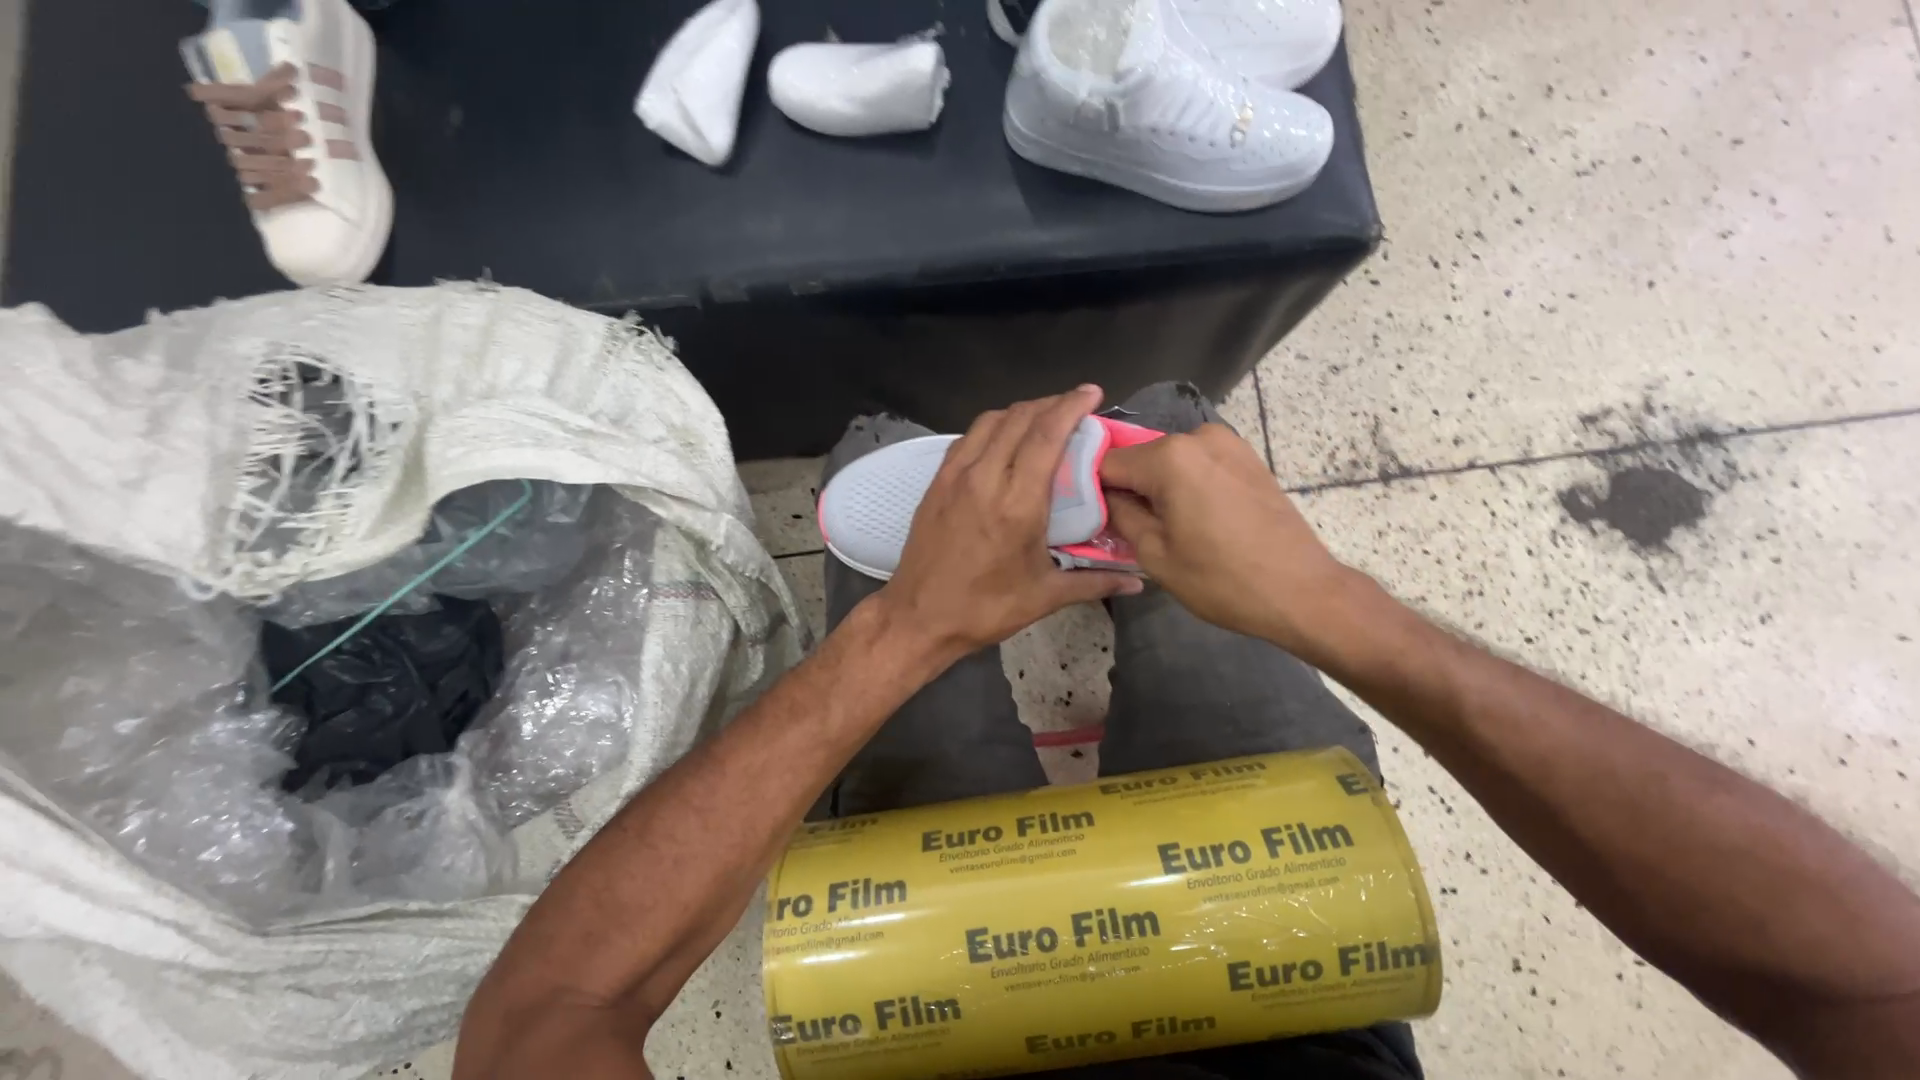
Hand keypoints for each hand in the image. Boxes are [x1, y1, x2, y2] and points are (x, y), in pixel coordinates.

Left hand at [874, 386, 1144, 659]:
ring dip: (1021, 411)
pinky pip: (968, 438)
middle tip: (1075, 405)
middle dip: (1051, 403)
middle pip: (1020, 418)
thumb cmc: (985, 609)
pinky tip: (1005, 438)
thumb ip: (1094, 582)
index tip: (1092, 394)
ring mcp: (955, 477)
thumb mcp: (1044, 597)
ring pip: (991, 422)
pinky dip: (992, 427)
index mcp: (1017, 503)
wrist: (918, 618)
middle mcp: (985, 479)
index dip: (1071, 406)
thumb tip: (1139, 580)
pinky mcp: (937, 483)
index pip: (1046, 435)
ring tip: (1044, 417)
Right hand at [1099, 423, 1360, 654]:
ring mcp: (1228, 443)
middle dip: (1129, 488)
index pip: (1106, 463)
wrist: (1303, 591)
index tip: (1091, 518)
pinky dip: (1188, 485)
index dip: (1093, 491)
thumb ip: (1120, 516)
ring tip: (1168, 529)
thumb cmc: (1222, 579)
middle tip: (1129, 530)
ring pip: (1170, 462)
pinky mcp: (1248, 458)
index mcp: (1169, 457)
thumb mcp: (1155, 555)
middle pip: (1140, 459)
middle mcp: (1198, 436)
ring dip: (1160, 488)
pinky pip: (1199, 465)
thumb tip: (1104, 498)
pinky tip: (1196, 520)